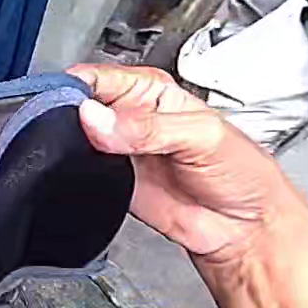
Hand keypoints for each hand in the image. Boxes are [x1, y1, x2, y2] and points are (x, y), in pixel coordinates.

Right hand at [69, 64, 307, 274]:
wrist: (245, 230)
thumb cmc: (242, 174)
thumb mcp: (202, 137)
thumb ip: (148, 128)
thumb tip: (96, 119)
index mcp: (153, 93)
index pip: (102, 77)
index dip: (79, 86)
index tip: (66, 102)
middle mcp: (131, 118)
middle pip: (81, 105)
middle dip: (67, 113)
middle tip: (63, 127)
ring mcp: (119, 151)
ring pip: (76, 138)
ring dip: (66, 142)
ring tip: (70, 149)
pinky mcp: (111, 182)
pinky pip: (80, 171)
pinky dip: (71, 170)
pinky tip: (75, 170)